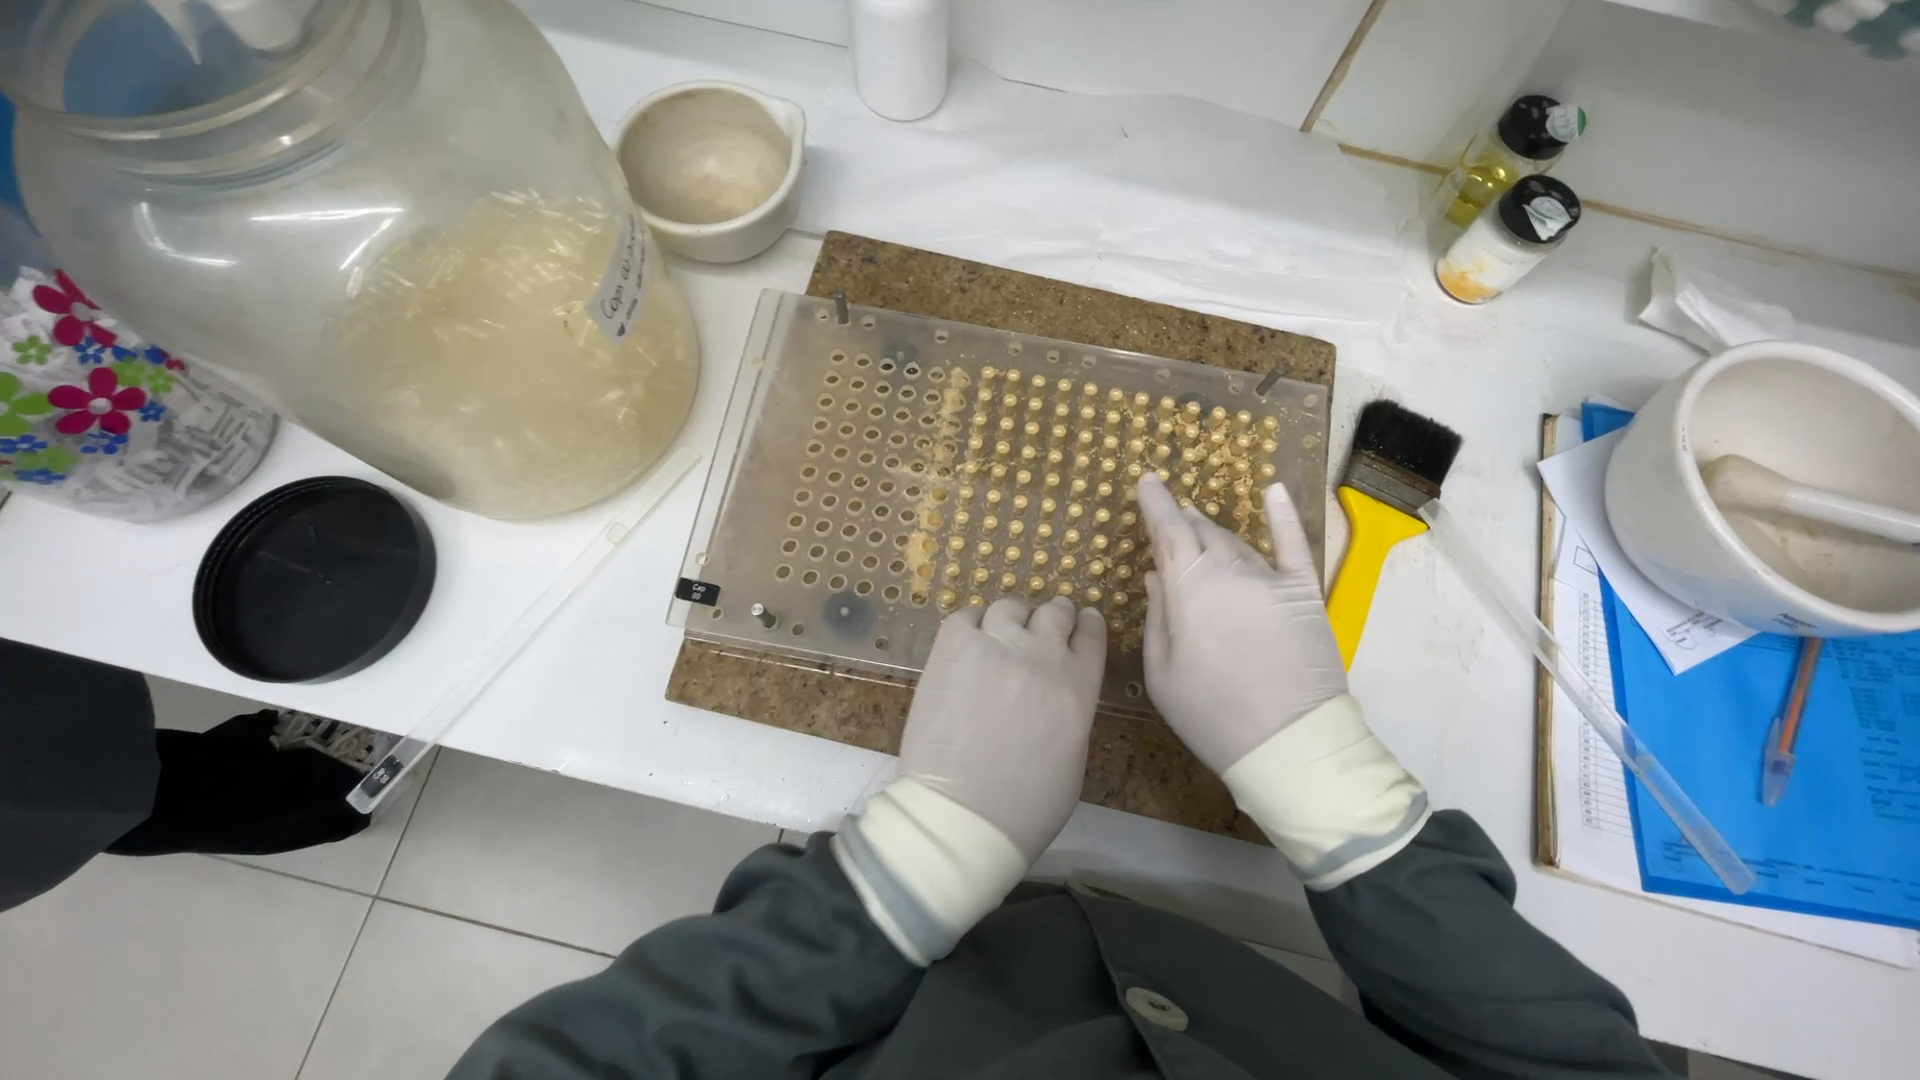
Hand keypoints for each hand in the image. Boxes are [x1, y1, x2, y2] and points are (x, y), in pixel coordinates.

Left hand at [898, 596, 1105, 859]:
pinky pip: (966, 617)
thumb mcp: (1073, 756)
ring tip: (1001, 635)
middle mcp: (1041, 657)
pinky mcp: (952, 649)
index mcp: (1078, 687)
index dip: (1085, 625)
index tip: (1081, 622)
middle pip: (1054, 612)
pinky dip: (972, 625)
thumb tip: (1059, 689)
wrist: (961, 815)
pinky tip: (969, 644)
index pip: (1091, 635)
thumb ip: (1072, 709)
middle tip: (1040, 628)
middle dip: (1052, 617)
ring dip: (1012, 619)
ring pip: (1010, 607)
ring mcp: (994, 646)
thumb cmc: (1025, 805)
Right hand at [1137, 472, 1345, 773]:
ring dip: (1213, 529)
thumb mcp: (1162, 673)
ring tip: (1197, 520)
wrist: (1290, 743)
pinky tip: (1274, 491)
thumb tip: (1156, 575)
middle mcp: (1231, 573)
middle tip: (1168, 514)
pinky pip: (1293, 545)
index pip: (1168, 532)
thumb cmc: (1211, 714)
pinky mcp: (1304, 594)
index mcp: (1190, 590)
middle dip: (1181, 521)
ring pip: (1236, 542)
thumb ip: (1157, 616)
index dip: (1155, 504)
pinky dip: (1282, 516)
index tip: (1146, 480)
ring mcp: (1271, 580)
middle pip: (1201, 534)